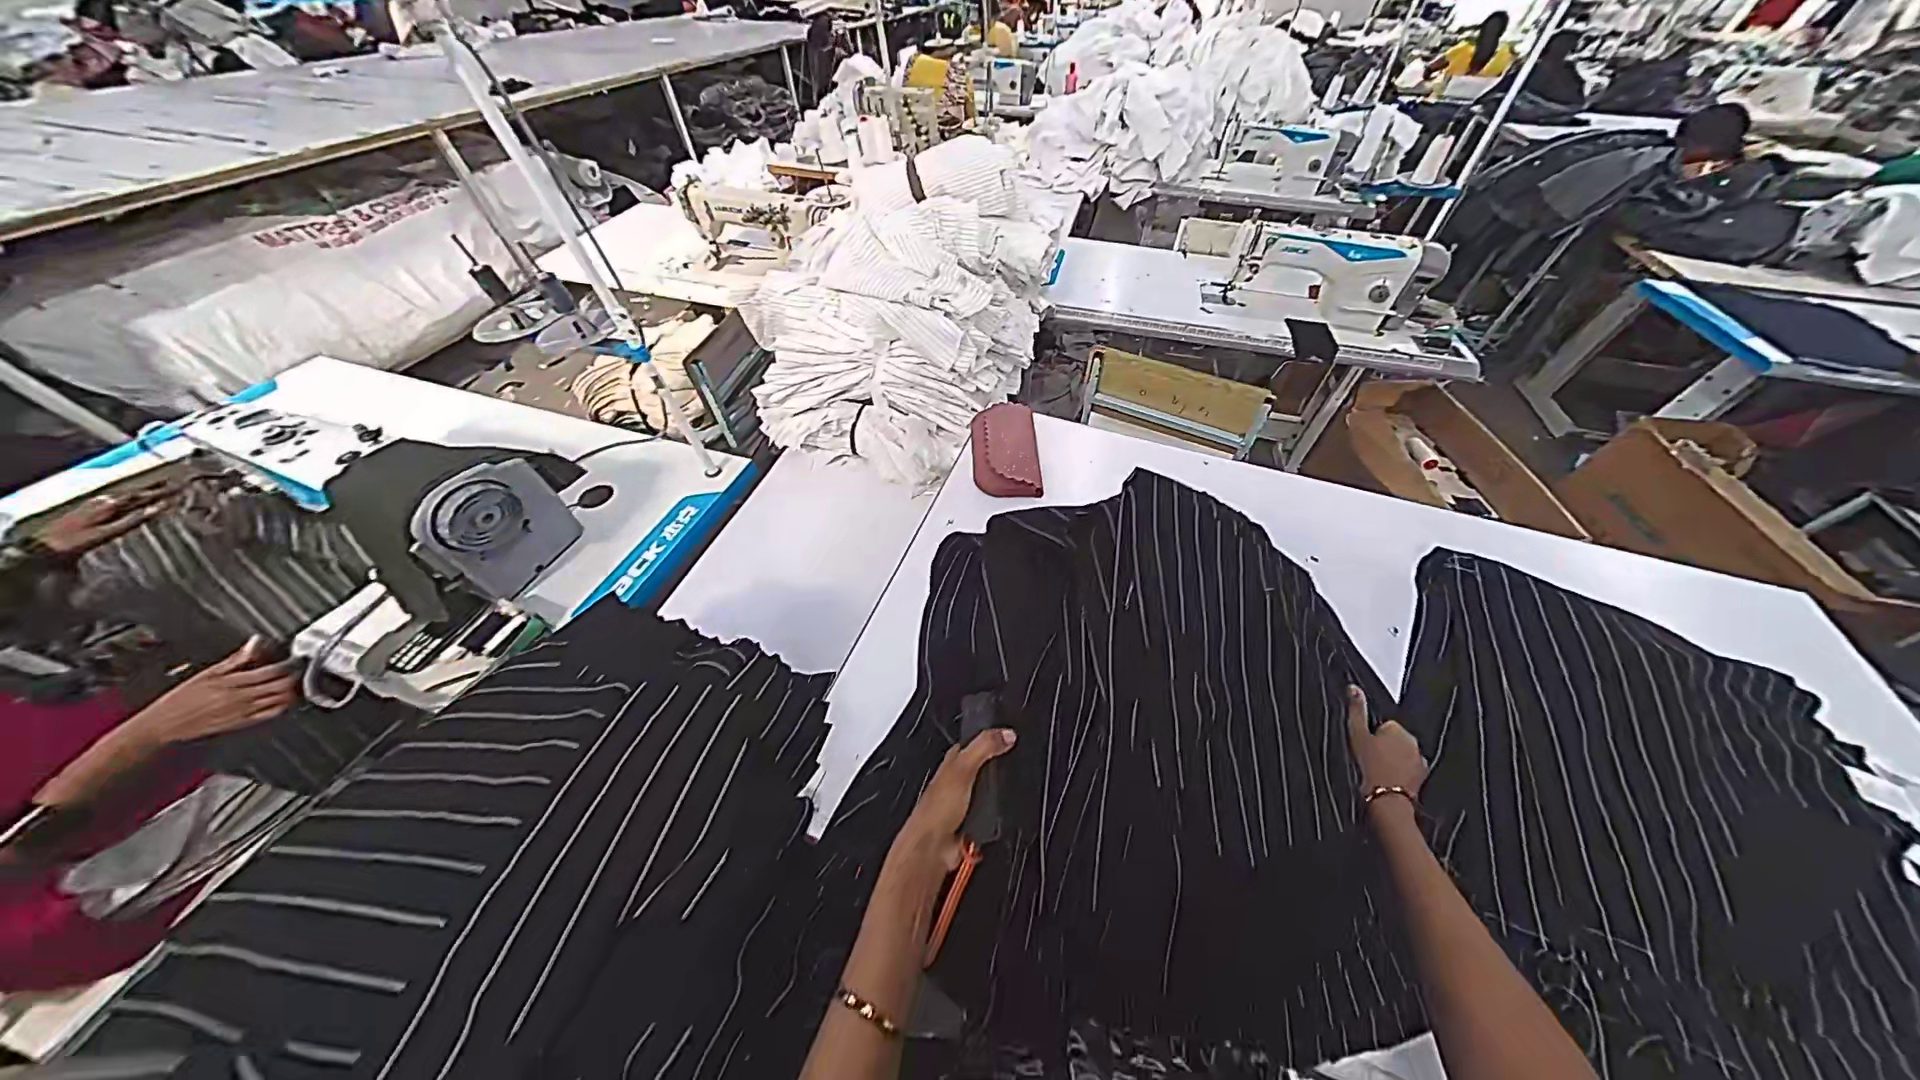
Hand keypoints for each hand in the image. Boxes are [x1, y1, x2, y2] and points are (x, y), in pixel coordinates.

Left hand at [38, 483, 177, 556]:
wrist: (41, 548)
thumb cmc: (76, 542)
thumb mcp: (109, 532)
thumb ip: (135, 519)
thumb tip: (162, 507)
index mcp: (110, 505)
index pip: (144, 496)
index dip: (164, 491)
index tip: (184, 488)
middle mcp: (102, 501)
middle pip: (135, 493)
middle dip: (156, 488)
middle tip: (177, 484)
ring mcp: (93, 504)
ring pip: (125, 495)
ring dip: (143, 491)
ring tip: (159, 489)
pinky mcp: (87, 509)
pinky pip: (115, 499)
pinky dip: (129, 498)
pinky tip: (130, 500)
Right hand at [131, 638, 299, 744]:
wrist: (161, 726)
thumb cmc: (181, 699)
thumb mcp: (207, 674)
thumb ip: (237, 659)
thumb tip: (255, 642)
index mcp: (231, 682)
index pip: (272, 671)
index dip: (289, 664)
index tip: (295, 659)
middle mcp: (241, 697)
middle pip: (282, 684)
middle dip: (295, 675)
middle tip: (298, 669)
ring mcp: (244, 710)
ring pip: (281, 698)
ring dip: (293, 689)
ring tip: (293, 681)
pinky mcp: (243, 722)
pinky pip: (272, 713)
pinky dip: (284, 703)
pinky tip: (285, 697)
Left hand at [887, 727, 1017, 880]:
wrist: (932, 848)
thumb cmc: (937, 810)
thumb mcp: (964, 768)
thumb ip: (984, 747)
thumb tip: (1006, 734)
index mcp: (953, 762)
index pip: (973, 743)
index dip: (990, 737)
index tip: (1008, 735)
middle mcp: (958, 780)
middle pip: (984, 767)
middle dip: (998, 766)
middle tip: (1012, 762)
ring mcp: (965, 802)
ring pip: (989, 791)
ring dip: (998, 792)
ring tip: (1007, 790)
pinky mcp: (972, 821)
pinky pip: (992, 813)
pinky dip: (998, 813)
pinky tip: (999, 813)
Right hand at [1346, 685, 1426, 801]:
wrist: (1385, 801)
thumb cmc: (1370, 768)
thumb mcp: (1356, 735)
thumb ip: (1356, 710)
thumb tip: (1354, 688)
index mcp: (1399, 730)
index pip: (1384, 725)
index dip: (1370, 735)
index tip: (1364, 746)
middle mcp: (1415, 744)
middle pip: (1394, 740)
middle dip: (1383, 747)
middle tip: (1368, 759)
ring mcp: (1420, 763)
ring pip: (1401, 756)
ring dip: (1392, 761)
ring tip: (1376, 773)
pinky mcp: (1422, 780)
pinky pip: (1407, 772)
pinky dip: (1399, 775)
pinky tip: (1386, 782)